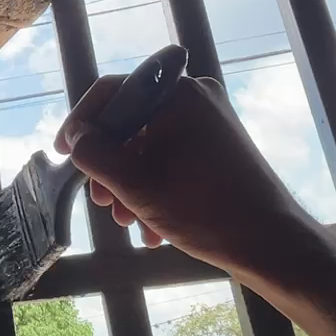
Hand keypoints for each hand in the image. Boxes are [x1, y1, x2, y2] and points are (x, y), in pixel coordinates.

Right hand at [54, 74, 319, 281]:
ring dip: (130, 182)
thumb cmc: (201, 209)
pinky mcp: (220, 145)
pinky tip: (151, 225)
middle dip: (110, 164)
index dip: (81, 122)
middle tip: (100, 201)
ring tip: (126, 221)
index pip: (111, 92)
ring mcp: (210, 120)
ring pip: (150, 144)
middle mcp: (195, 96)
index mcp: (175, 93)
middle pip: (130, 121)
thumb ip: (94, 153)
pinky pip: (173, 155)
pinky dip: (156, 184)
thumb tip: (77, 137)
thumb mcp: (133, 183)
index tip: (64, 152)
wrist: (272, 243)